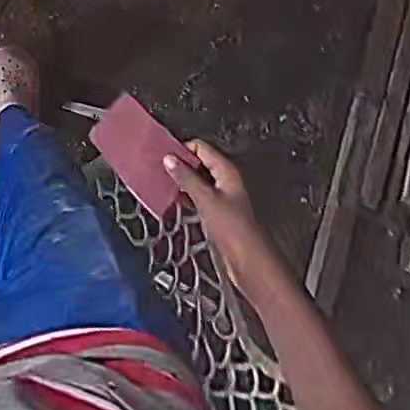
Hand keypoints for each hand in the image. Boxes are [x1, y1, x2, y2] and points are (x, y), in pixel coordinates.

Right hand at [164, 141, 286, 290]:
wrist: (248, 261)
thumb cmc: (234, 229)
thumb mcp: (206, 199)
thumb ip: (186, 177)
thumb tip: (169, 159)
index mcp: (226, 171)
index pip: (200, 147)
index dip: (182, 150)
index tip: (165, 156)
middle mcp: (224, 180)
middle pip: (198, 162)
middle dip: (180, 164)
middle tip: (161, 169)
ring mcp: (221, 196)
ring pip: (197, 179)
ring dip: (182, 180)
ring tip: (164, 183)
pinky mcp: (217, 211)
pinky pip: (197, 195)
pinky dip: (186, 195)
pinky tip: (175, 200)